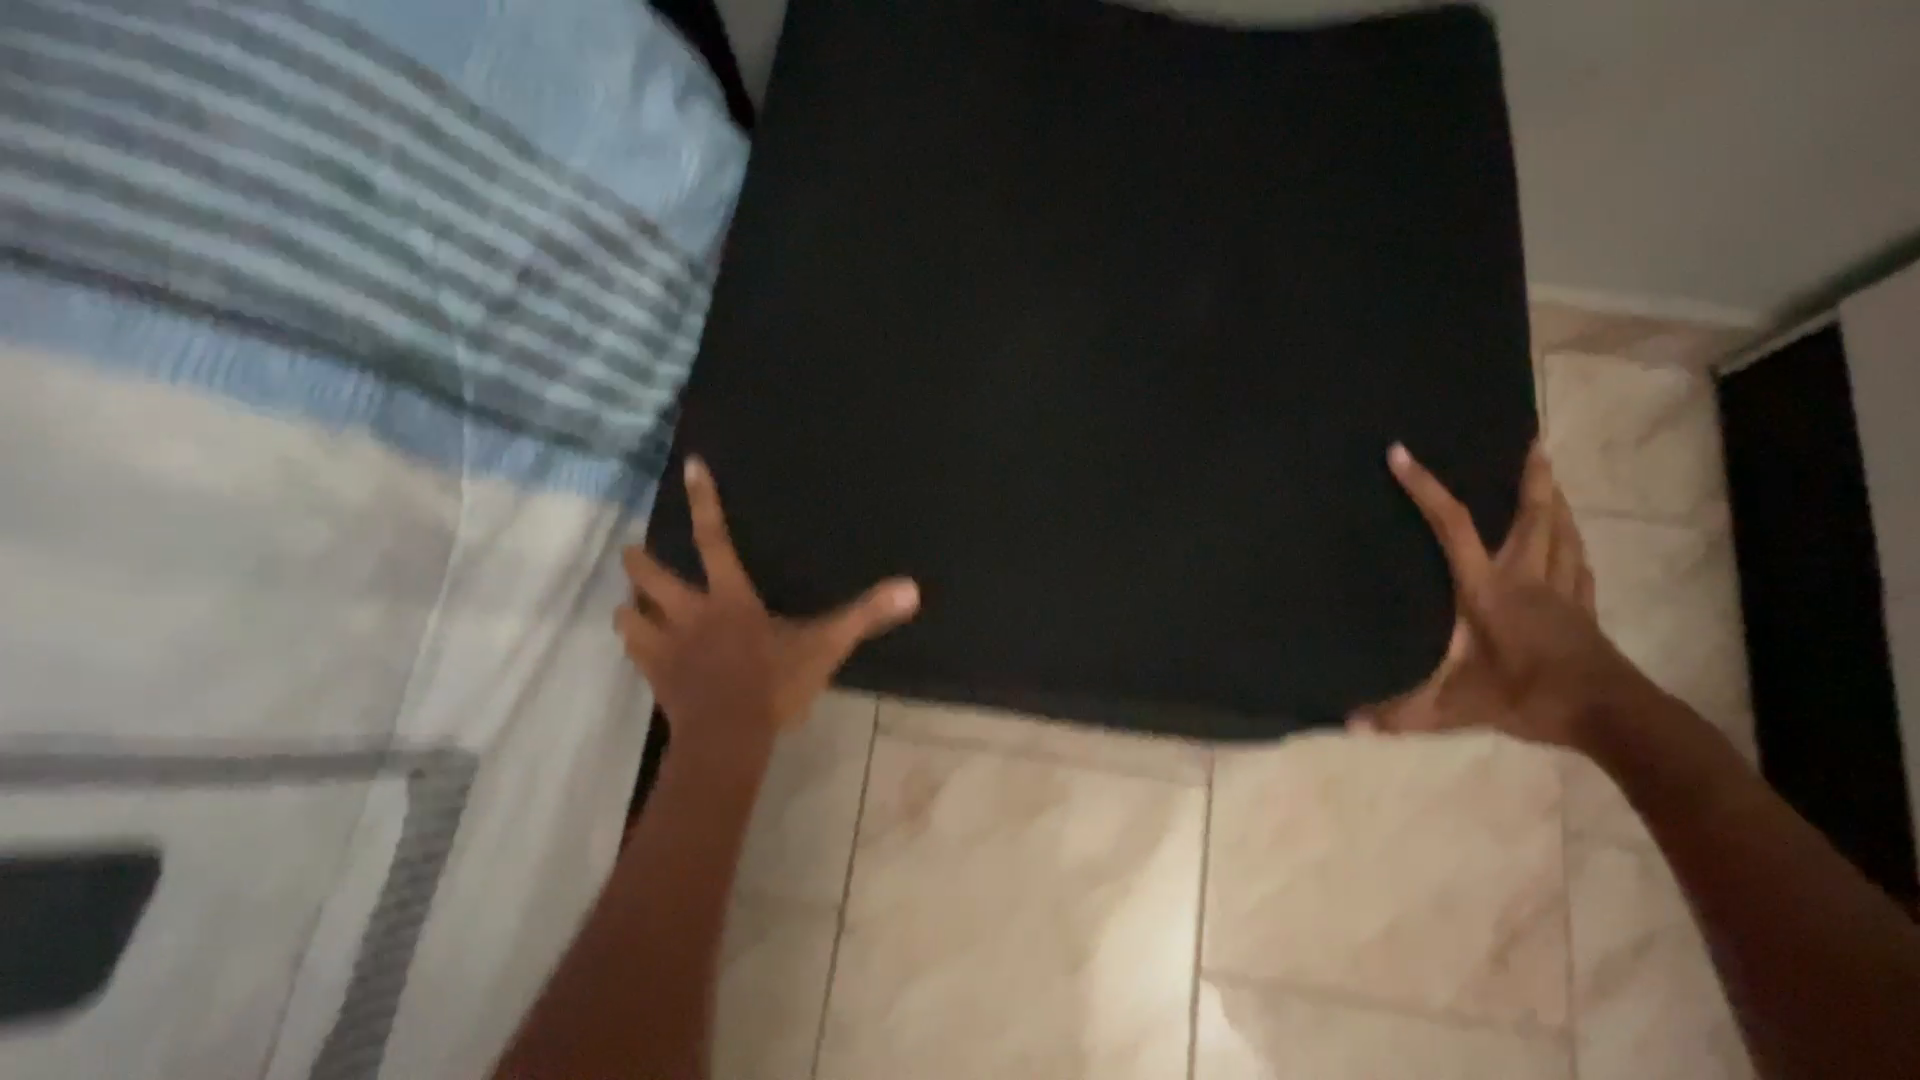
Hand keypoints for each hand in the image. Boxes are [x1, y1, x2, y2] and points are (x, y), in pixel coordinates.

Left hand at [617, 457, 919, 762]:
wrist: (729, 736)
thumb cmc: (776, 686)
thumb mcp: (826, 647)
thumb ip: (864, 616)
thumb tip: (911, 589)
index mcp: (731, 598)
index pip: (714, 539)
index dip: (704, 501)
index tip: (689, 467)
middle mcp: (691, 612)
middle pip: (651, 575)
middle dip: (637, 561)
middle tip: (631, 551)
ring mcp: (667, 645)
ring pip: (630, 614)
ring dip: (630, 606)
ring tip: (632, 604)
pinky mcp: (654, 676)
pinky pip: (633, 651)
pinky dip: (632, 643)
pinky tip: (637, 643)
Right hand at [1351, 441, 1664, 747]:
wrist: (1610, 715)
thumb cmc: (1528, 697)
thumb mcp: (1458, 708)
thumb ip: (1403, 714)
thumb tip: (1347, 725)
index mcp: (1488, 590)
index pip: (1453, 527)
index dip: (1427, 488)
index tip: (1403, 454)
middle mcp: (1527, 578)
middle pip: (1533, 515)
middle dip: (1530, 477)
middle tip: (1531, 441)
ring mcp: (1563, 591)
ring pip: (1562, 533)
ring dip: (1555, 501)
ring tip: (1550, 476)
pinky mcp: (1585, 609)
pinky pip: (1578, 563)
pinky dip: (1572, 542)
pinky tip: (1571, 540)